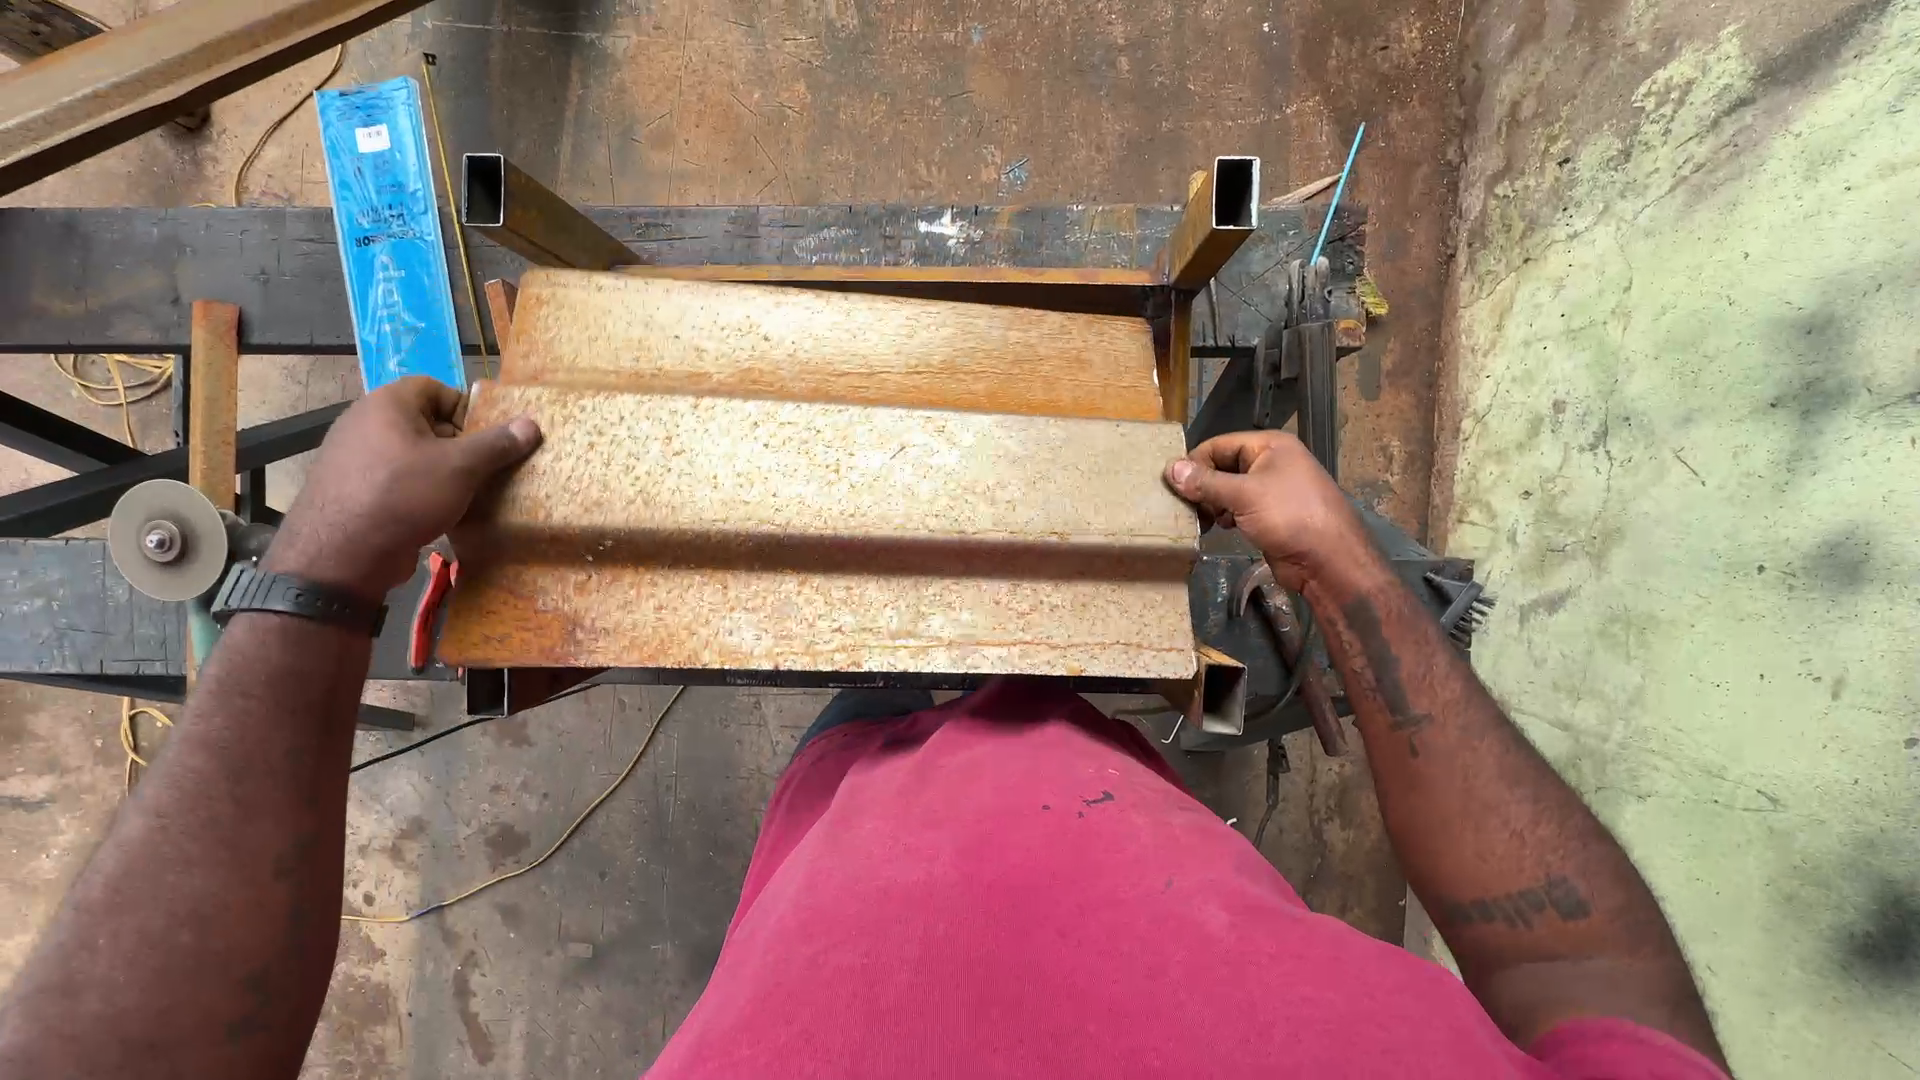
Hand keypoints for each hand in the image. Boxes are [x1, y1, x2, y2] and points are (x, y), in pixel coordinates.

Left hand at [263, 378, 540, 602]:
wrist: (342, 553)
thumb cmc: (404, 495)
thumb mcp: (461, 467)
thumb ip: (497, 444)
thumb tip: (531, 424)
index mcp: (386, 405)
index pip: (434, 387)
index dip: (466, 407)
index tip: (487, 437)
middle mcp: (364, 422)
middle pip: (424, 420)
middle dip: (459, 441)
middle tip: (483, 466)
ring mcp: (354, 456)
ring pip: (412, 451)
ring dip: (442, 468)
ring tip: (465, 491)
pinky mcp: (353, 487)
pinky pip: (396, 476)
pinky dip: (420, 488)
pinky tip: (437, 510)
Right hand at [1163, 430, 1378, 593]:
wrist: (1328, 560)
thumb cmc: (1289, 517)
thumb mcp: (1244, 495)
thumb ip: (1206, 482)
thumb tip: (1170, 469)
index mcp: (1269, 446)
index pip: (1219, 445)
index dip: (1195, 462)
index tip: (1171, 484)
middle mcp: (1270, 462)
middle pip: (1222, 466)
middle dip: (1202, 485)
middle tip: (1183, 506)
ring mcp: (1271, 489)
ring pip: (1228, 489)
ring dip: (1211, 503)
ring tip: (1200, 519)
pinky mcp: (1269, 514)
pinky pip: (1237, 508)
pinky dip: (1224, 515)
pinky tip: (1217, 527)